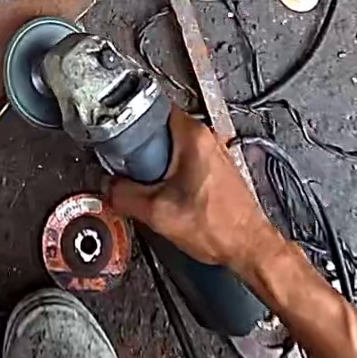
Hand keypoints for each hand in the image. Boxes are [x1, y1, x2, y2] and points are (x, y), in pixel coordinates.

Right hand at [106, 109, 282, 271]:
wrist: (249, 248)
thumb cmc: (218, 227)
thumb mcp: (157, 213)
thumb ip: (124, 196)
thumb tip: (107, 186)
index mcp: (193, 135)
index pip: (154, 109)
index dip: (132, 122)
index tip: (121, 138)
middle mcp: (207, 137)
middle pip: (162, 127)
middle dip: (143, 146)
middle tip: (131, 166)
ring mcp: (214, 151)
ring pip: (174, 144)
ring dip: (158, 159)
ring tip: (150, 182)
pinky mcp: (217, 166)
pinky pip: (186, 157)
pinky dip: (173, 169)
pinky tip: (169, 192)